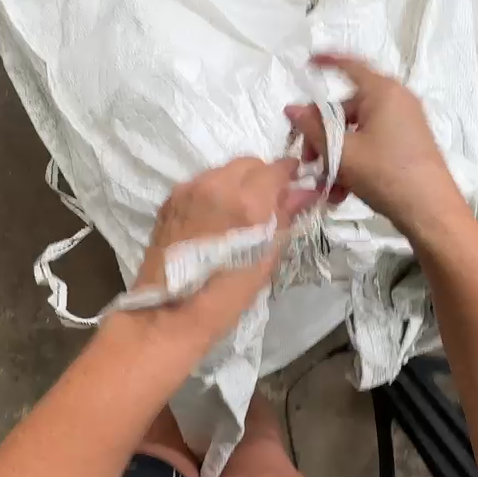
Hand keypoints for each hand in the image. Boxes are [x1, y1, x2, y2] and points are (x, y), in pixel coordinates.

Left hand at [125, 157, 321, 349]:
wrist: (171, 313)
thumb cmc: (227, 293)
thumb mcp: (266, 256)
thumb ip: (286, 216)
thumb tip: (306, 192)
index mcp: (246, 202)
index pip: (276, 169)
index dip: (290, 174)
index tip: (296, 183)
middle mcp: (216, 185)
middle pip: (248, 163)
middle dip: (263, 177)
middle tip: (268, 203)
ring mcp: (189, 189)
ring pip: (223, 170)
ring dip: (237, 183)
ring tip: (238, 213)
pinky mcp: (171, 199)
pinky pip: (201, 183)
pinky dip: (214, 191)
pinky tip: (214, 218)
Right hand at [286, 53, 466, 239]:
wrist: (431, 212)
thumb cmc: (385, 174)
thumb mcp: (342, 153)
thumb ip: (313, 128)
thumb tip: (292, 108)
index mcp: (383, 91)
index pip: (350, 65)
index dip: (326, 61)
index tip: (306, 62)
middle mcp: (396, 100)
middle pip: (347, 108)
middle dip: (323, 134)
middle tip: (308, 160)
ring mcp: (405, 122)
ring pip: (357, 131)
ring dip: (336, 155)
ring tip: (325, 184)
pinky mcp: (408, 143)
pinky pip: (372, 143)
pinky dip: (355, 161)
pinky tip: (341, 191)